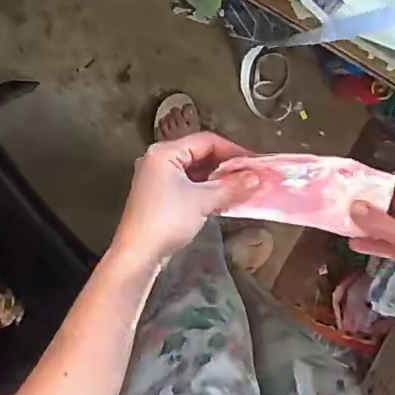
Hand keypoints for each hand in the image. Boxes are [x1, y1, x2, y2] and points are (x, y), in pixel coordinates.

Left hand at [109, 132, 261, 265]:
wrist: (138, 254)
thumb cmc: (167, 220)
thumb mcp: (203, 201)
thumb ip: (231, 186)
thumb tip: (256, 178)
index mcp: (165, 152)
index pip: (206, 141)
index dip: (233, 149)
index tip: (254, 162)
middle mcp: (158, 159)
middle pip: (199, 154)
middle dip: (225, 165)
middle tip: (250, 175)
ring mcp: (156, 178)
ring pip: (193, 171)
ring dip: (217, 179)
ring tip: (241, 187)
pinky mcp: (158, 195)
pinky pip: (187, 184)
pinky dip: (205, 189)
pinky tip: (222, 198)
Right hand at [350, 173, 394, 324]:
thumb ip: (383, 224)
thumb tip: (353, 206)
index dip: (380, 182)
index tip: (353, 183)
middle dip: (371, 204)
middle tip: (342, 202)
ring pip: (392, 225)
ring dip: (371, 225)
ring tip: (343, 222)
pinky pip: (393, 244)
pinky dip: (377, 243)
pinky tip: (355, 244)